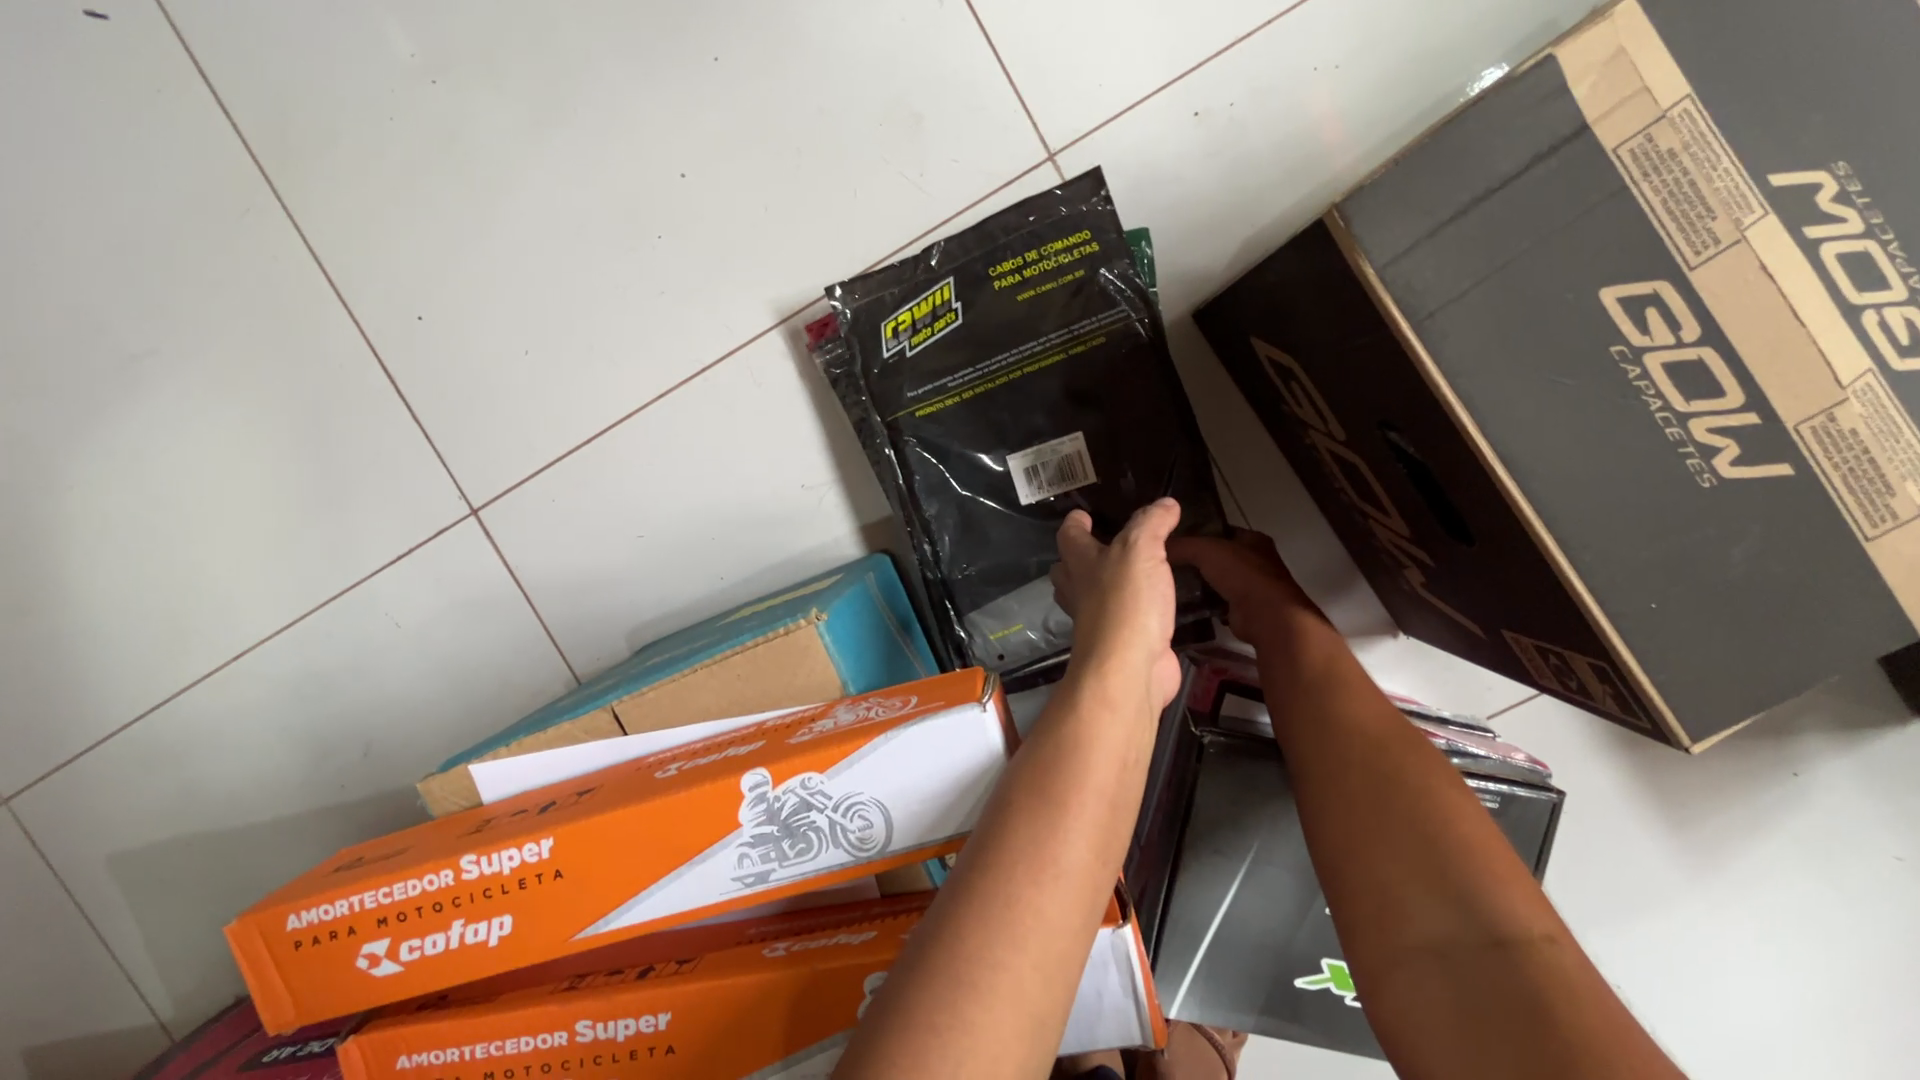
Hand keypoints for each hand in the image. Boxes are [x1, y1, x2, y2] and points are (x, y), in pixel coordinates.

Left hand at [1050, 498, 1183, 710]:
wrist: (1128, 669)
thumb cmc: (1126, 603)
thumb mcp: (1141, 550)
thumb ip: (1152, 524)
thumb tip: (1165, 504)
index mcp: (1079, 564)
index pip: (1068, 536)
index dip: (1075, 522)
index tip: (1082, 513)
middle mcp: (1081, 592)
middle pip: (1068, 570)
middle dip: (1078, 557)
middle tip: (1099, 544)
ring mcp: (1097, 621)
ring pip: (1091, 597)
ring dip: (1102, 585)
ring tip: (1127, 573)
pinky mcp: (1119, 644)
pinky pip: (1121, 620)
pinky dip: (1132, 610)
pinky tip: (1152, 605)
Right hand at [1167, 529, 1322, 648]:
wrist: (1266, 615)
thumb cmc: (1241, 573)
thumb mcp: (1206, 549)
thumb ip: (1182, 545)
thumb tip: (1157, 545)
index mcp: (1253, 539)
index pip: (1220, 531)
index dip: (1198, 533)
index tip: (1174, 540)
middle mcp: (1255, 561)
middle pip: (1217, 557)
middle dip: (1195, 561)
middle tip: (1166, 564)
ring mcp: (1251, 587)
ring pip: (1216, 580)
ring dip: (1198, 584)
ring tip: (1169, 584)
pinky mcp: (1243, 609)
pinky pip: (1217, 602)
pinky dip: (1203, 604)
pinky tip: (1183, 604)